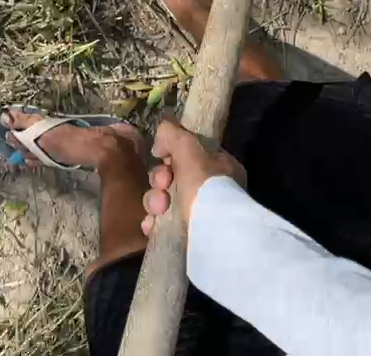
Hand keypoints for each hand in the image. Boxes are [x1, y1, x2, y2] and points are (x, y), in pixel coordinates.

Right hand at [140, 118, 245, 234]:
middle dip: (160, 179)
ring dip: (155, 201)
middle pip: (173, 176)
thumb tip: (161, 134)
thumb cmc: (205, 186)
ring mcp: (200, 214)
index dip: (171, 153)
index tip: (161, 156)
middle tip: (162, 185)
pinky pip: (164, 223)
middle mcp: (212, 189)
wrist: (214, 237)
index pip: (189, 153)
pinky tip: (151, 225)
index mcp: (220, 166)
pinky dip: (155, 222)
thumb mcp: (189, 149)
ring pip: (166, 199)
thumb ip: (172, 134)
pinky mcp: (188, 236)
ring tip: (158, 209)